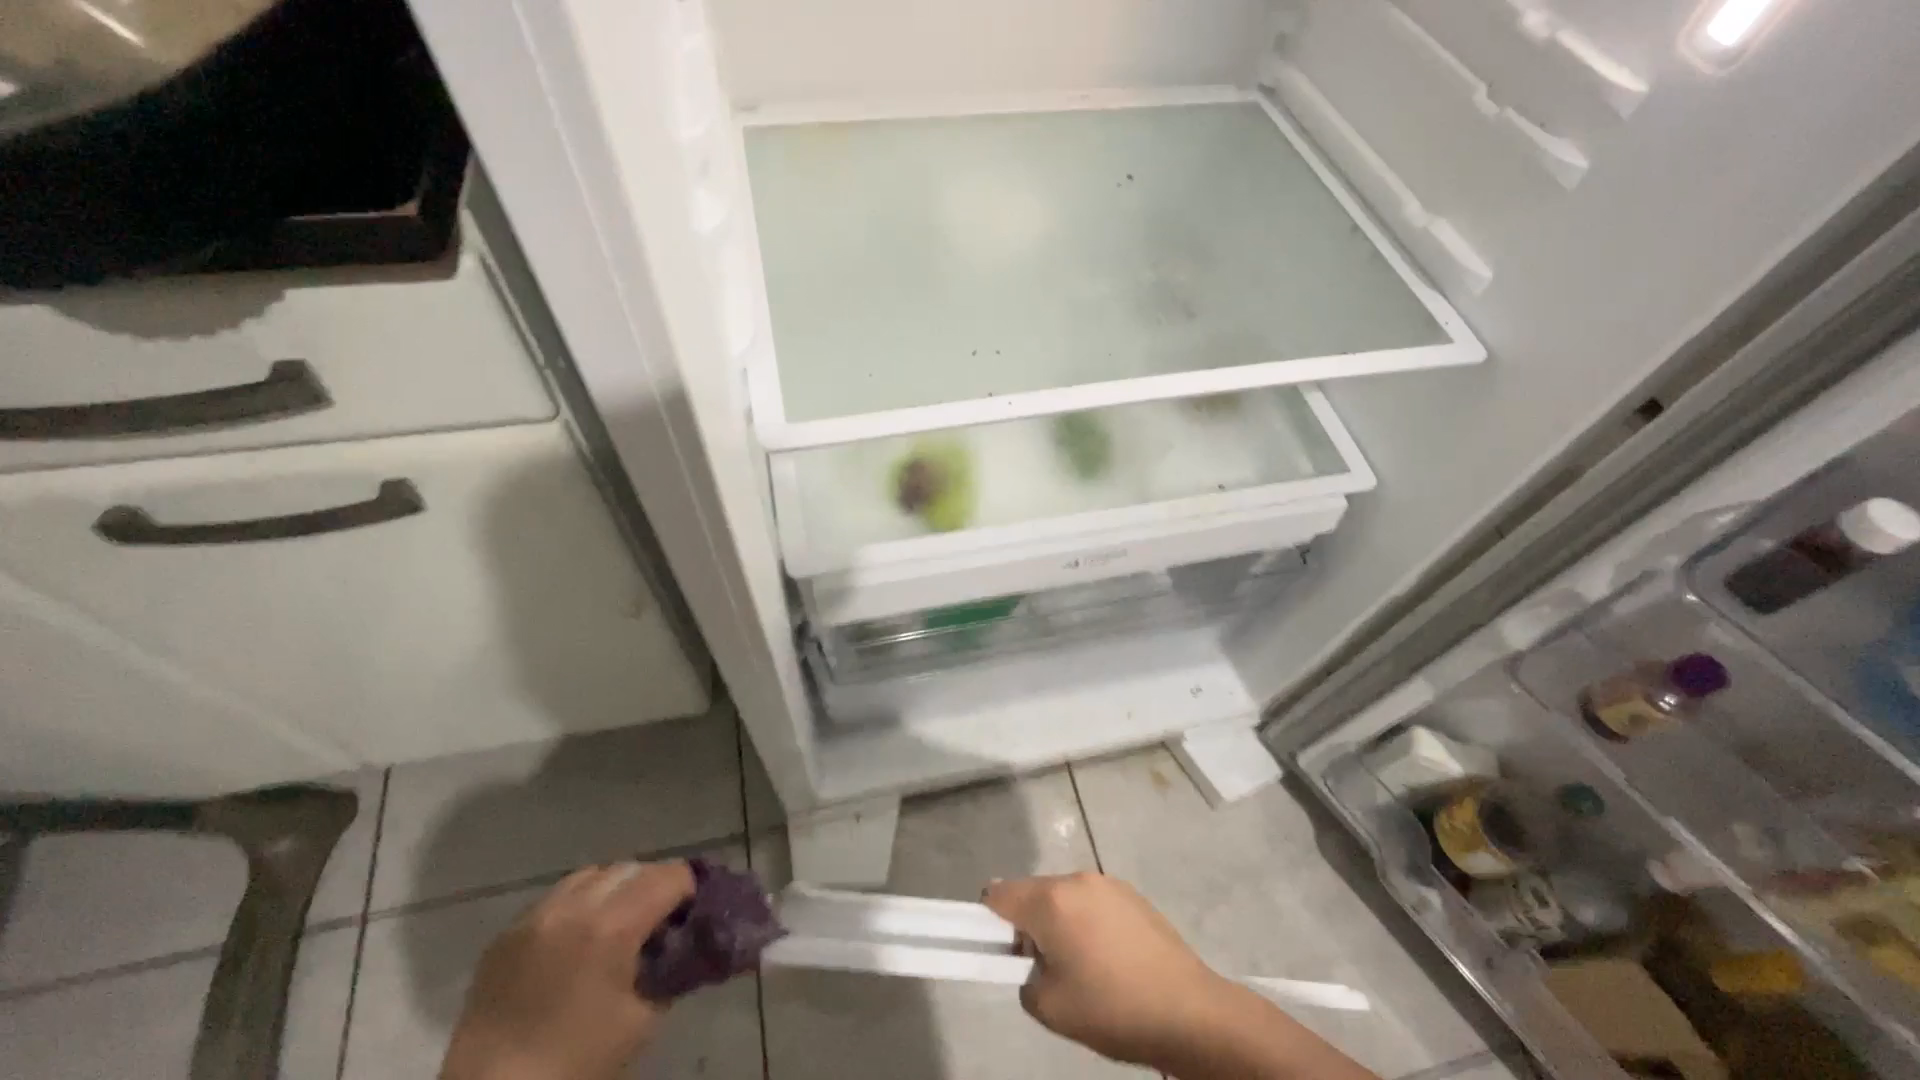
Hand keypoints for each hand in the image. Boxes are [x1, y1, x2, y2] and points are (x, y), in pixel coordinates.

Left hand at [440, 861, 695, 1079]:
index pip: (668, 876)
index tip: (696, 912)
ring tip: (620, 924)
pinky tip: (579, 940)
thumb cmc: (577, 1060)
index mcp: (611, 926)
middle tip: (664, 920)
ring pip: (589, 875)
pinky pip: (554, 899)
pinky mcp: (505, 934)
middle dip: (654, 885)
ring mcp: (533, 916)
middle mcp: (572, 906)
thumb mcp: (642, 1020)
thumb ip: (671, 972)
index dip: (690, 889)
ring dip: (614, 889)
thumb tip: (686, 948)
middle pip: (629, 868)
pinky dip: (578, 905)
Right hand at [982, 872, 1238, 1069]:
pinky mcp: (1135, 896)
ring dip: (1059, 922)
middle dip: (1027, 924)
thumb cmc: (1111, 1008)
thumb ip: (1022, 975)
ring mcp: (1109, 884)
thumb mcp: (1048, 1006)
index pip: (997, 894)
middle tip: (1042, 967)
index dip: (987, 921)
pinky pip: (1092, 902)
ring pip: (1063, 897)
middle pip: (1032, 893)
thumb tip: (1031, 959)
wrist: (1189, 1012)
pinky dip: (1087, 923)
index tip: (998, 950)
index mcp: (1051, 901)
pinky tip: (1109, 960)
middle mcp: (1077, 880)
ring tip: (1081, 966)